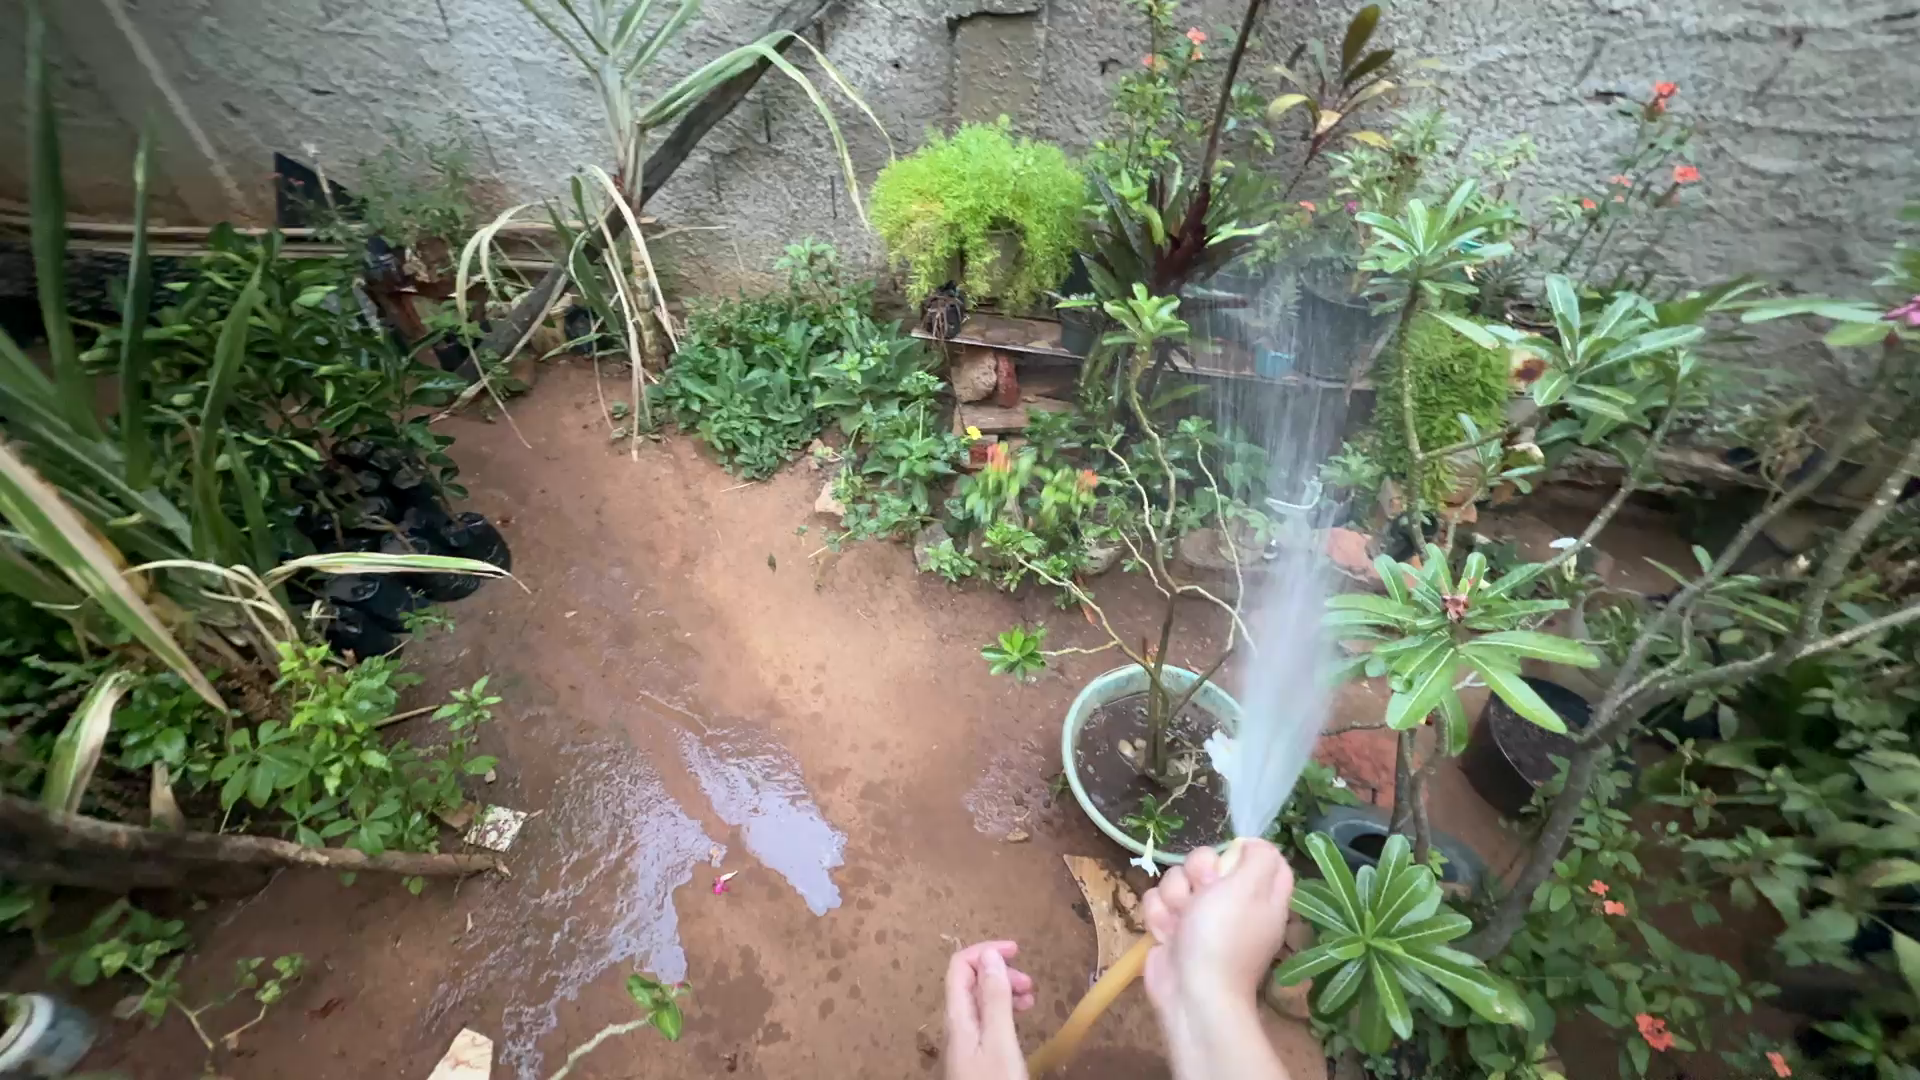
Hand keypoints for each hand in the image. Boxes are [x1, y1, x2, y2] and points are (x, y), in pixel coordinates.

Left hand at [944, 940, 1036, 1079]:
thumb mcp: (1000, 1041)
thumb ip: (994, 998)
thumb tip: (990, 954)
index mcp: (957, 1016)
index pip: (960, 966)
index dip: (986, 950)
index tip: (1018, 951)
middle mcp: (956, 1026)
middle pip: (970, 981)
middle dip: (1000, 972)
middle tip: (1030, 984)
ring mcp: (964, 1044)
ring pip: (980, 1002)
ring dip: (1005, 991)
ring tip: (1031, 1000)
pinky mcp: (974, 1060)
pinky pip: (986, 1022)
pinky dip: (1004, 1012)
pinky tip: (1019, 1021)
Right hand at [1140, 840, 1294, 1018]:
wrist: (1191, 992)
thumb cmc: (1223, 938)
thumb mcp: (1250, 889)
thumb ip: (1259, 859)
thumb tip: (1251, 844)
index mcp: (1261, 896)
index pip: (1262, 858)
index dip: (1243, 850)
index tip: (1229, 857)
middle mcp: (1232, 904)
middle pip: (1208, 861)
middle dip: (1196, 872)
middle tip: (1203, 893)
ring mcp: (1200, 917)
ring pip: (1177, 879)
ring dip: (1174, 897)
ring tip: (1182, 921)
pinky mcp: (1173, 928)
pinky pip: (1158, 901)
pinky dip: (1159, 916)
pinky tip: (1168, 934)